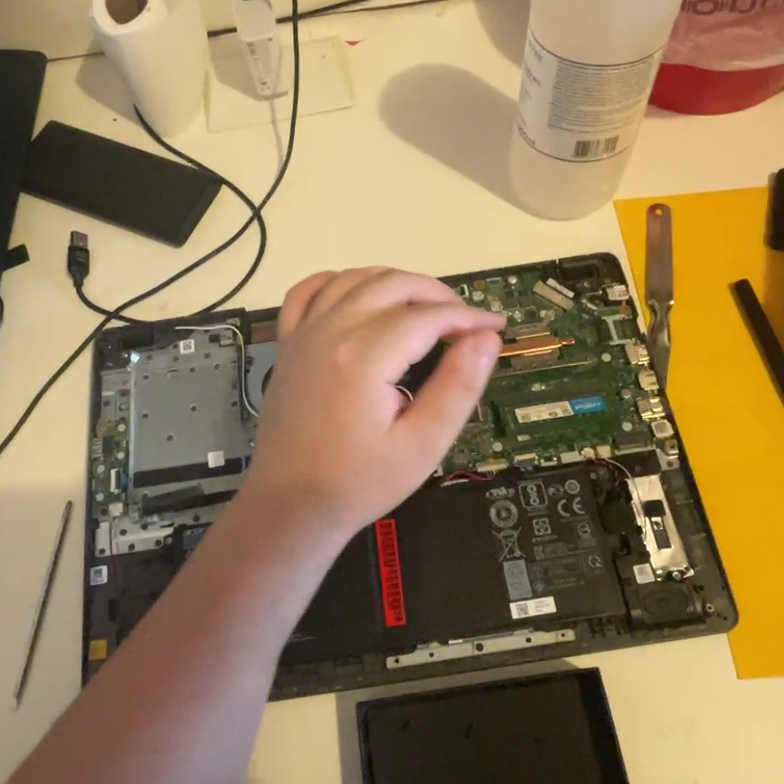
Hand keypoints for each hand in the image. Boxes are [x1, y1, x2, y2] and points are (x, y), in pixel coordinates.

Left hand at [238, 268, 503, 540]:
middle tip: (465, 322)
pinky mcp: (288, 345)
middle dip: (437, 295)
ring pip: (354, 279)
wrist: (291, 505)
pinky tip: (359, 294)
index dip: (467, 317)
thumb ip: (457, 386)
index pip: (427, 316)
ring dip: (395, 283)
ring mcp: (303, 334)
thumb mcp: (423, 444)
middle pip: (392, 285)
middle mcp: (331, 332)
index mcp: (364, 356)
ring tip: (425, 308)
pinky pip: (306, 292)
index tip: (495, 326)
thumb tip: (486, 339)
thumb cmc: (359, 482)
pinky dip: (337, 282)